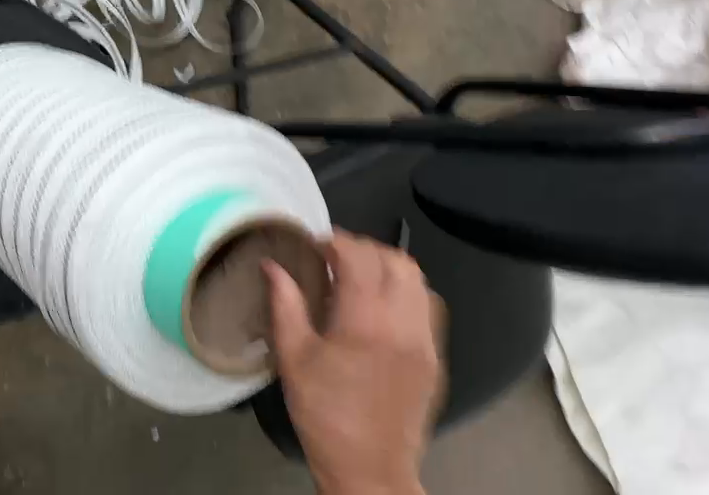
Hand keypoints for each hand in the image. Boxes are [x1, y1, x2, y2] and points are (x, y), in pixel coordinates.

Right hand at [265, 232, 442, 494]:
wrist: (369, 466)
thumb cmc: (322, 410)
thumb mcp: (291, 355)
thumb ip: (284, 303)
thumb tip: (272, 265)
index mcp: (366, 325)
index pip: (360, 259)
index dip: (334, 242)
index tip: (311, 244)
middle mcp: (405, 328)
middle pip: (397, 263)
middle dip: (363, 248)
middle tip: (332, 255)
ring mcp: (427, 345)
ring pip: (419, 282)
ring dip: (387, 267)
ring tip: (356, 274)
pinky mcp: (436, 360)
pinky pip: (429, 308)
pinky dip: (405, 291)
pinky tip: (378, 302)